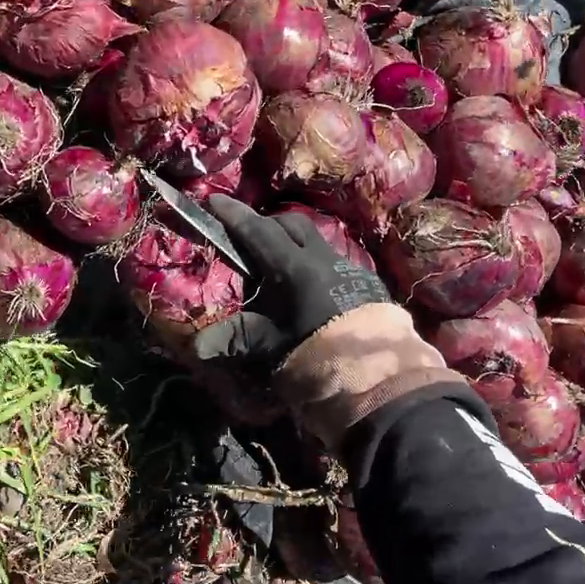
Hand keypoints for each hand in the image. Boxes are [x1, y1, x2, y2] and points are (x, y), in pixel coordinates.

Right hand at [206, 194, 391, 347]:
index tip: (214, 201)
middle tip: (246, 237)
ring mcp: (349, 270)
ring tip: (277, 263)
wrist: (385, 382)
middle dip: (266, 224)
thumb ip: (239, 338)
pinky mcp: (368, 286)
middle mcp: (323, 260)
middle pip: (291, 224)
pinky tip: (309, 288)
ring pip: (316, 242)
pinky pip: (334, 262)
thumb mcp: (273, 348)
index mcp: (295, 268)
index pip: (258, 231)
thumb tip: (198, 345)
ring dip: (293, 244)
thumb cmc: (320, 359)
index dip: (234, 215)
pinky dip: (315, 265)